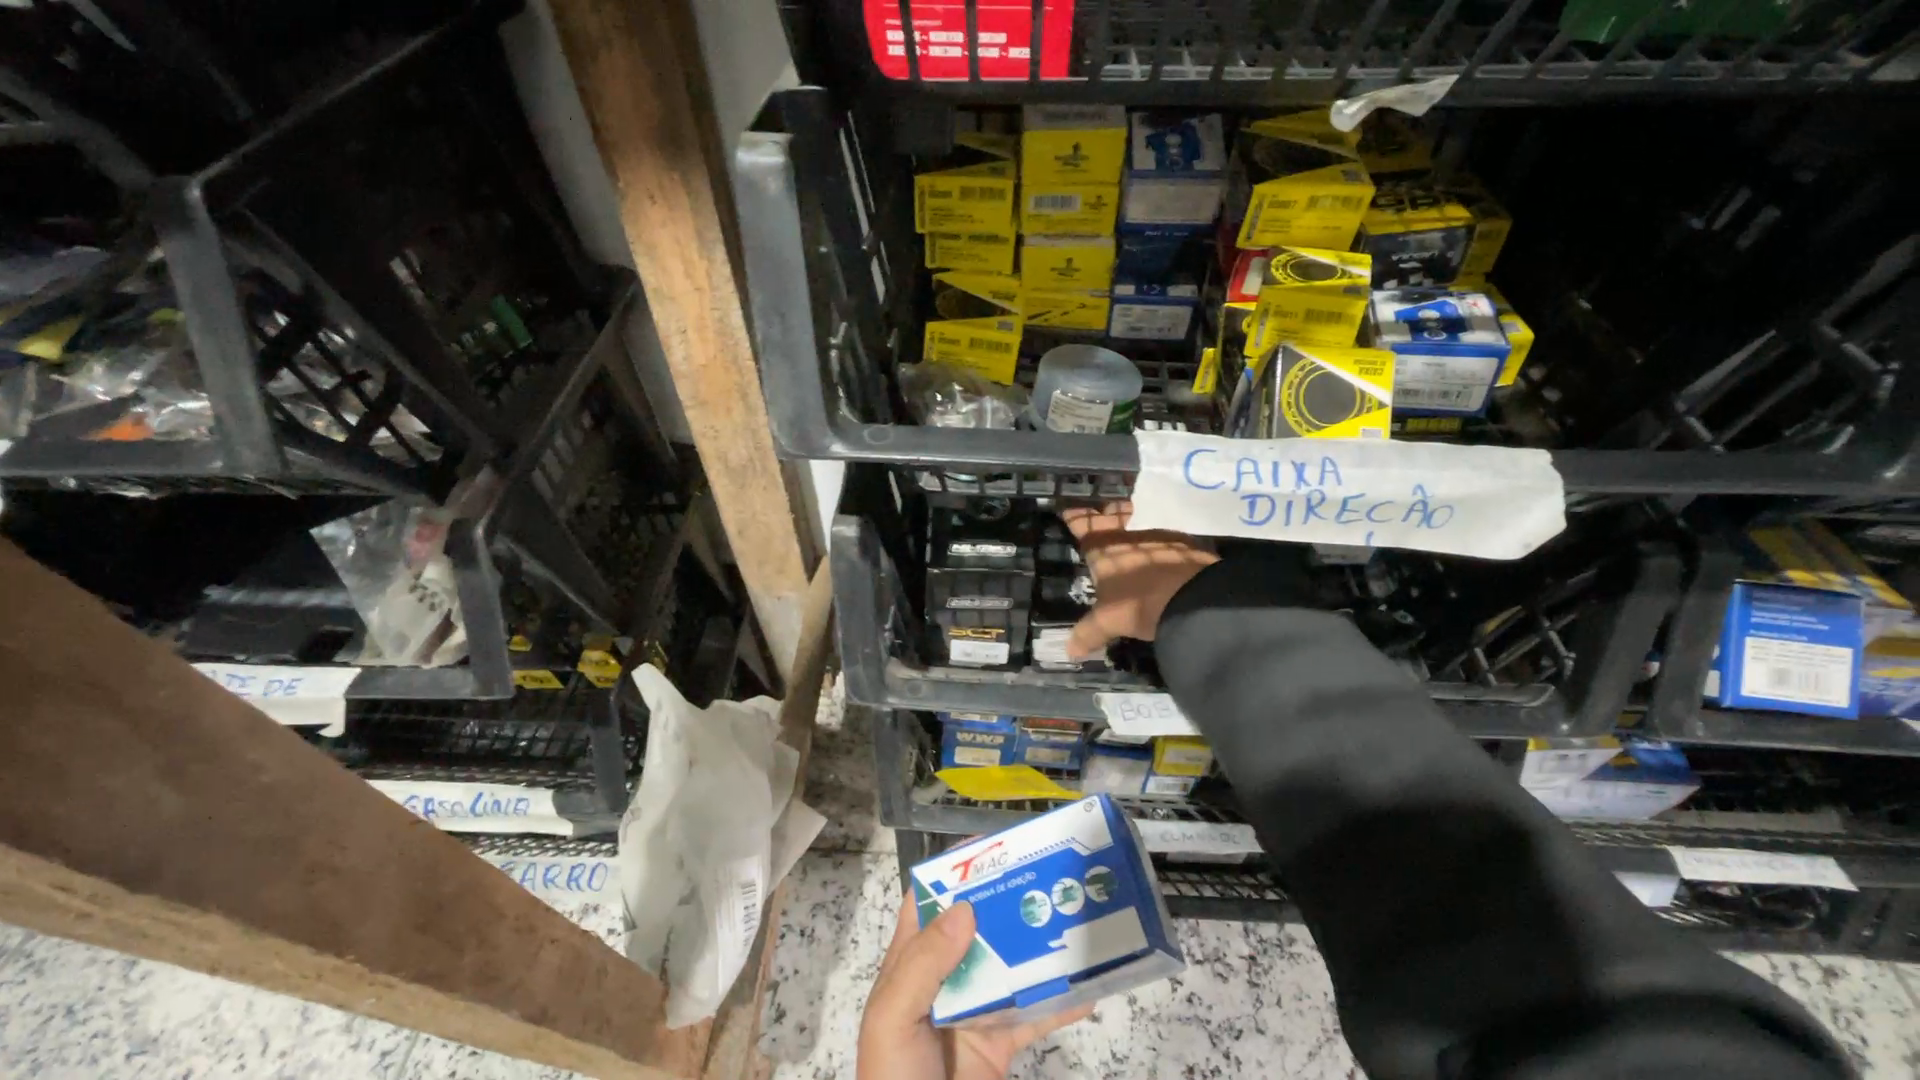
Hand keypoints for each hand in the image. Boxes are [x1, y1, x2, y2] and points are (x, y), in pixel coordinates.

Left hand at [856, 895, 1092, 1079]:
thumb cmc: (894, 1078)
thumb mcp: (893, 1019)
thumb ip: (923, 965)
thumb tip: (965, 909)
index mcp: (911, 965)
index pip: (927, 903)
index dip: (953, 872)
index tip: (991, 846)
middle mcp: (945, 978)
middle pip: (978, 927)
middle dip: (1008, 900)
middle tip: (1049, 873)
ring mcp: (975, 1009)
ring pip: (1012, 964)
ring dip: (1039, 942)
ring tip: (1075, 914)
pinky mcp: (1001, 1042)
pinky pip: (1037, 1014)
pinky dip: (1063, 1001)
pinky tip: (1090, 985)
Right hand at [1061, 500, 1218, 658]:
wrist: (1195, 599)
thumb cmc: (1139, 603)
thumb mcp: (1108, 622)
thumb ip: (1088, 633)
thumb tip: (1070, 651)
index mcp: (1104, 547)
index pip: (1083, 524)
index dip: (1076, 517)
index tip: (1071, 511)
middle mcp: (1129, 535)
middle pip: (1115, 518)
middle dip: (1109, 516)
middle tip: (1106, 518)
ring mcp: (1160, 537)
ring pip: (1142, 530)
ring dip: (1138, 538)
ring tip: (1136, 551)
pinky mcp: (1187, 545)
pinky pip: (1167, 544)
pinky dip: (1162, 552)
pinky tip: (1165, 567)